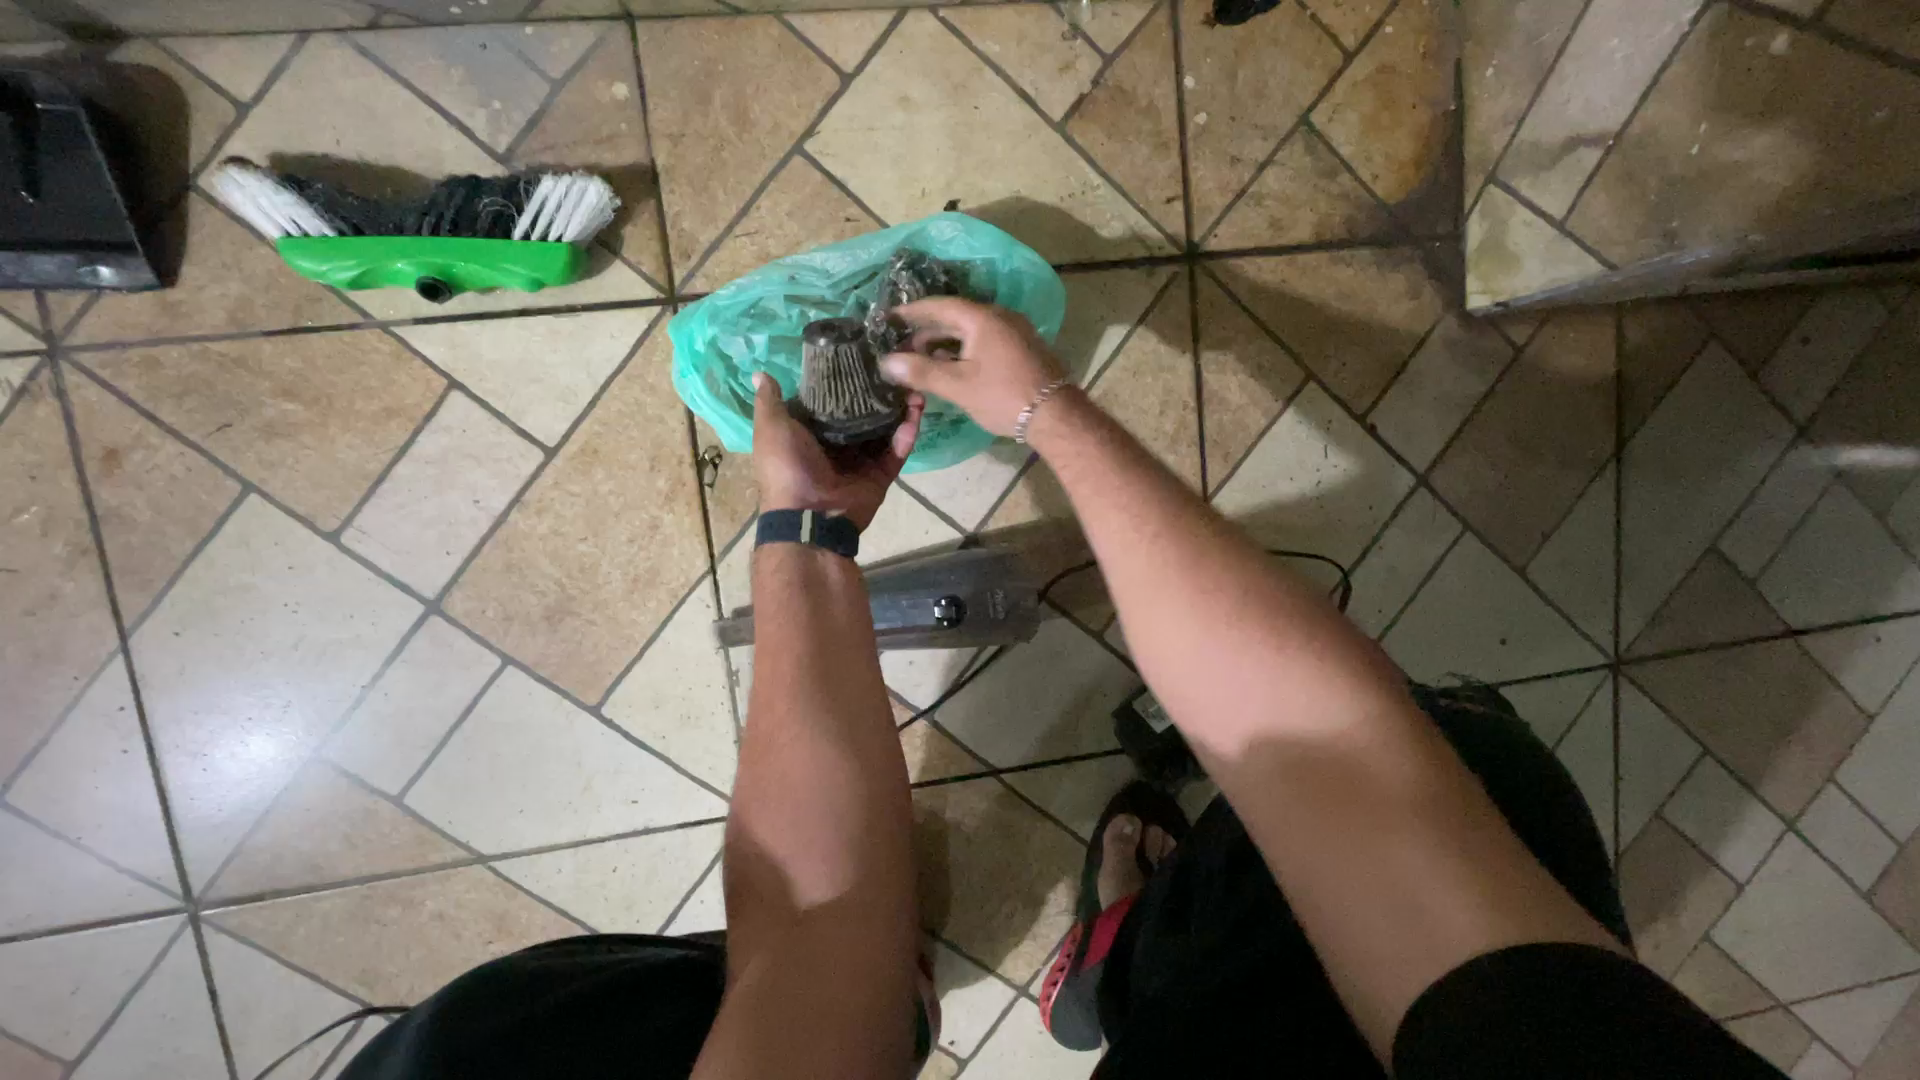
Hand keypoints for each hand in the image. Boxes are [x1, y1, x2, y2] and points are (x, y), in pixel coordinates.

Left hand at [751, 372, 923, 531]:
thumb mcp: (771, 427)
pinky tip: (916, 414)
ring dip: (901, 411)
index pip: (833, 400)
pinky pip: (896, 453)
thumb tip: (760, 372)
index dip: (848, 380)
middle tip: (898, 372)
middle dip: (882, 395)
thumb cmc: (786, 467)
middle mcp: (838, 444)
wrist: (809, 515)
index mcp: (811, 433)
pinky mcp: (880, 476)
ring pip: (886, 430)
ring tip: (915, 390)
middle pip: (865, 414)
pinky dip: (907, 435)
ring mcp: (862, 461)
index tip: (864, 357)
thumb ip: (769, 401)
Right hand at [878, 297, 1066, 437]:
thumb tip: (887, 362)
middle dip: (927, 331)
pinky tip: (952, 367)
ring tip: (922, 359)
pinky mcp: (1022, 349)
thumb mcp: (958, 386)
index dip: (913, 311)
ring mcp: (1015, 332)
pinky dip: (964, 349)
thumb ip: (922, 372)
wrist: (1055, 415)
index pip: (940, 305)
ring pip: (972, 331)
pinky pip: (985, 341)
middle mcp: (1000, 317)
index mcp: (982, 318)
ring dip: (945, 342)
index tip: (890, 317)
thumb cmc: (1004, 397)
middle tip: (902, 345)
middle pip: (956, 317)